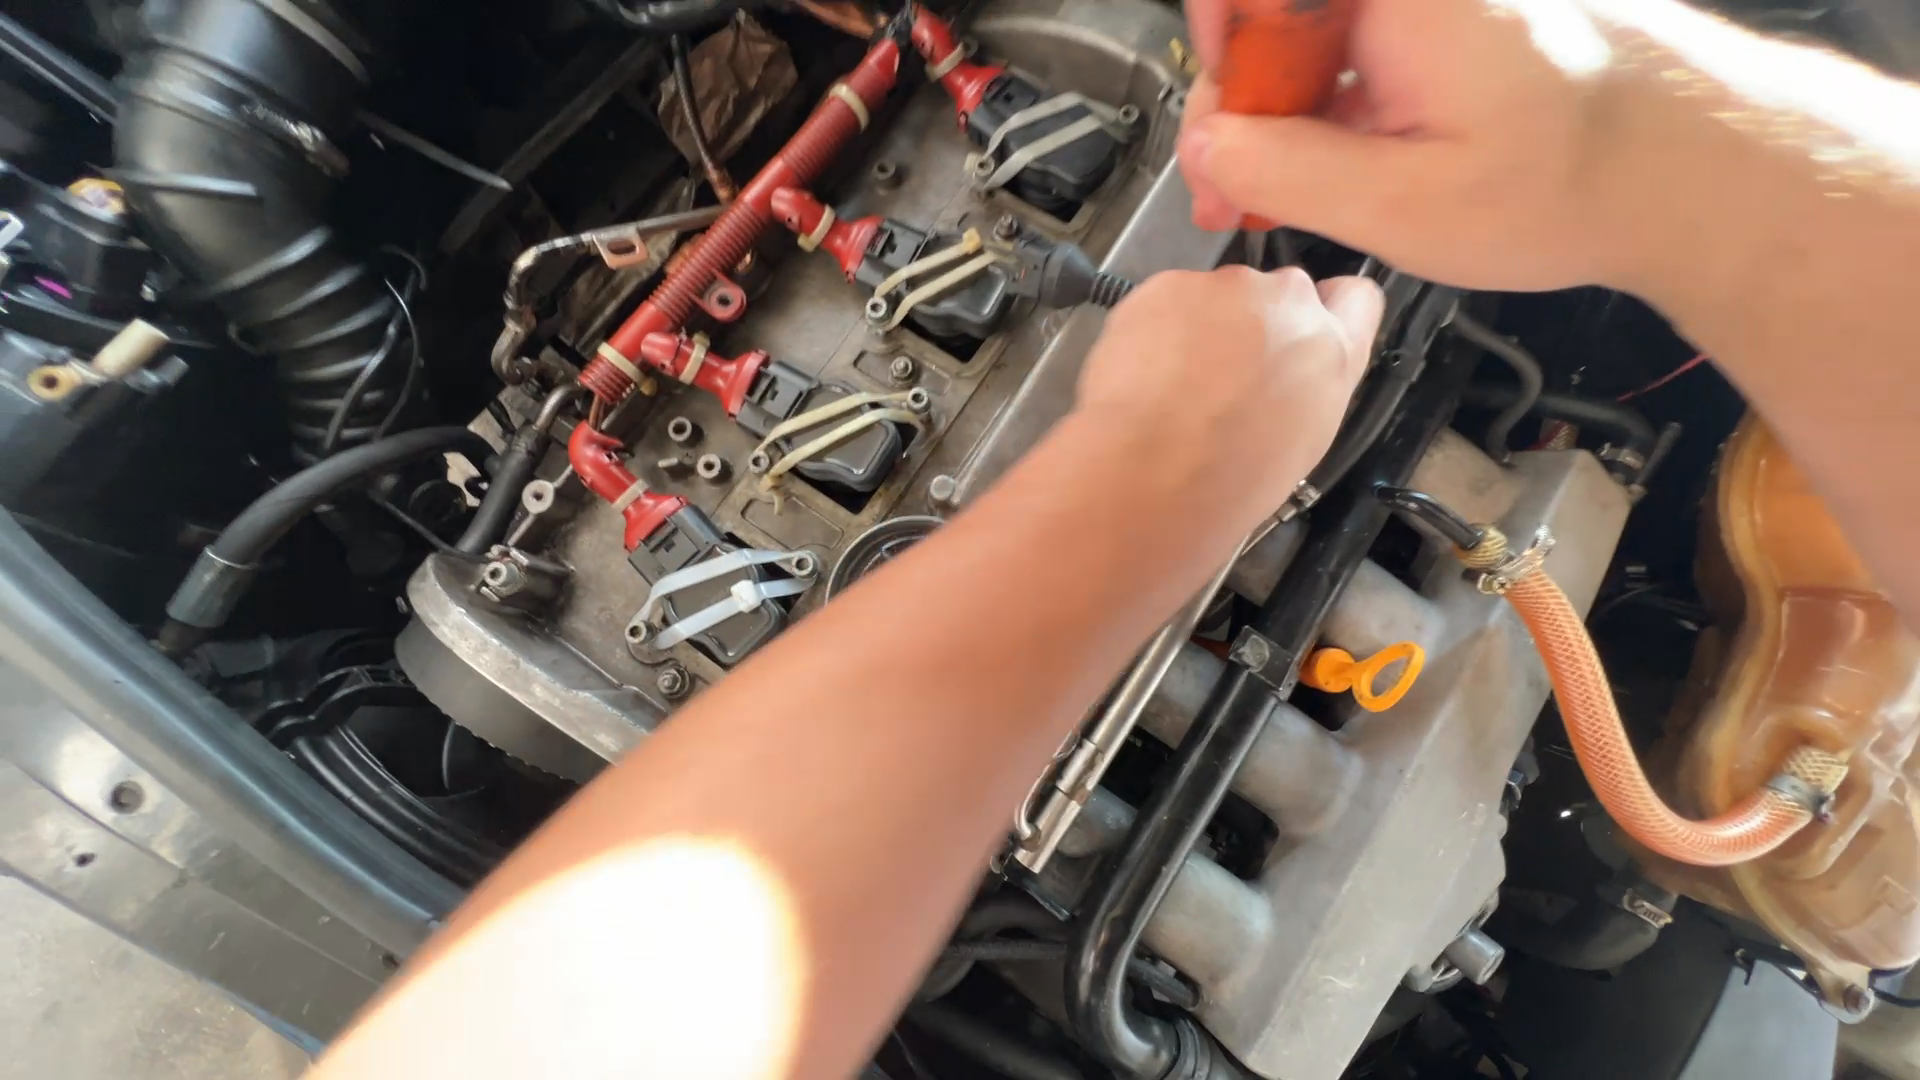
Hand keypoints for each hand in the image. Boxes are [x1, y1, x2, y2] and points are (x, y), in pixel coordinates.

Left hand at [1075, 266, 1381, 524]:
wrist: (1154, 471)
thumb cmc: (1229, 481)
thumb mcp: (1297, 443)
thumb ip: (1301, 388)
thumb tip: (1275, 382)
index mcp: (1333, 349)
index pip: (1352, 298)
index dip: (1319, 314)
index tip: (1286, 341)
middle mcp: (1289, 301)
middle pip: (1271, 295)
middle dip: (1245, 324)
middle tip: (1212, 377)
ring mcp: (1227, 287)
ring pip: (1210, 297)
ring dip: (1193, 327)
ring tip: (1166, 385)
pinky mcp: (1168, 285)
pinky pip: (1160, 302)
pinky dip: (1148, 329)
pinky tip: (1136, 374)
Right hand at [1178, 0, 1651, 290]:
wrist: (1688, 171)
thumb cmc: (1568, 188)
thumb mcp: (1401, 204)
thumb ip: (1287, 170)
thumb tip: (1205, 146)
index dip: (1220, 34)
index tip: (1217, 118)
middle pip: (1276, 18)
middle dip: (1235, 104)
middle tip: (1227, 192)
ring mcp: (1429, 4)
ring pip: (1305, 42)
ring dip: (1271, 121)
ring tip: (1267, 201)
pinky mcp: (1439, 27)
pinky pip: (1347, 58)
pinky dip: (1317, 117)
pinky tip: (1316, 175)